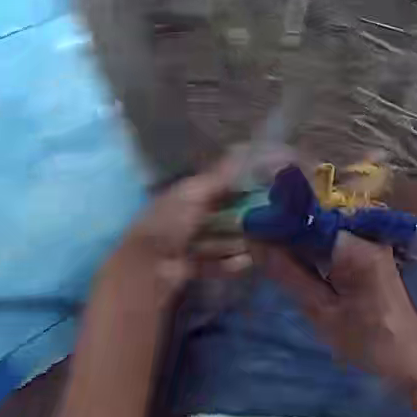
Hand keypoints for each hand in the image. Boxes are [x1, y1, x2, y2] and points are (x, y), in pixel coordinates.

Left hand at [96, 155, 250, 305]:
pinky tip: (248, 262)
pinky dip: (229, 263)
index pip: (212, 188)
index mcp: (181, 196)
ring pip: (218, 241)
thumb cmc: (171, 222)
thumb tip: (242, 149)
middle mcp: (183, 219)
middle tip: (267, 219)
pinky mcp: (190, 267)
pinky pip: (214, 263)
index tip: (261, 188)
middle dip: (240, 218)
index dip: (235, 187)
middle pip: (217, 216)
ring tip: (262, 243)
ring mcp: (186, 244)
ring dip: (237, 242)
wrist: (148, 265)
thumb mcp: (195, 193)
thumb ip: (219, 176)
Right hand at [256, 232, 416, 388]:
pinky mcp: (370, 251)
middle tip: (256, 240)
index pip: (310, 218)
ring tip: (270, 248)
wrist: (410, 355)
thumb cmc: (367, 339)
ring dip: (299, 237)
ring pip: (325, 228)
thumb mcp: (320, 311)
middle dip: (288, 227)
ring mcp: (371, 241)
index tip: (252, 228)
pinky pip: (335, 239)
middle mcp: (367, 234)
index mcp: (356, 247)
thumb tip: (255, 241)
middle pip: (318, 219)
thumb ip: (288, 273)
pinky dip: (314, 246)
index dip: (280, 219)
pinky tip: (295, 258)